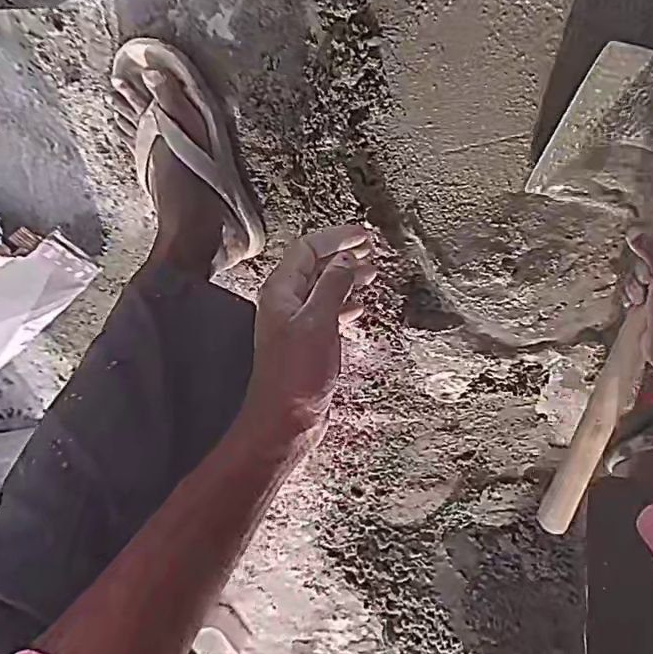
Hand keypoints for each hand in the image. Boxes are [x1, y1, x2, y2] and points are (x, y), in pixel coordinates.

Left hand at [243, 225, 376, 435]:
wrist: (287, 419)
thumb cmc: (297, 375)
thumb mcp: (319, 322)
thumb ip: (333, 286)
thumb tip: (345, 261)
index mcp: (281, 292)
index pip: (307, 249)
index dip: (335, 238)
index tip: (361, 235)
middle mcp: (286, 303)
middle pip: (314, 265)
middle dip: (342, 254)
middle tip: (368, 248)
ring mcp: (296, 322)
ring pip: (323, 287)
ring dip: (346, 277)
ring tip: (370, 271)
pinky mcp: (307, 341)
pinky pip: (328, 310)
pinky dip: (345, 302)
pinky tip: (359, 305)